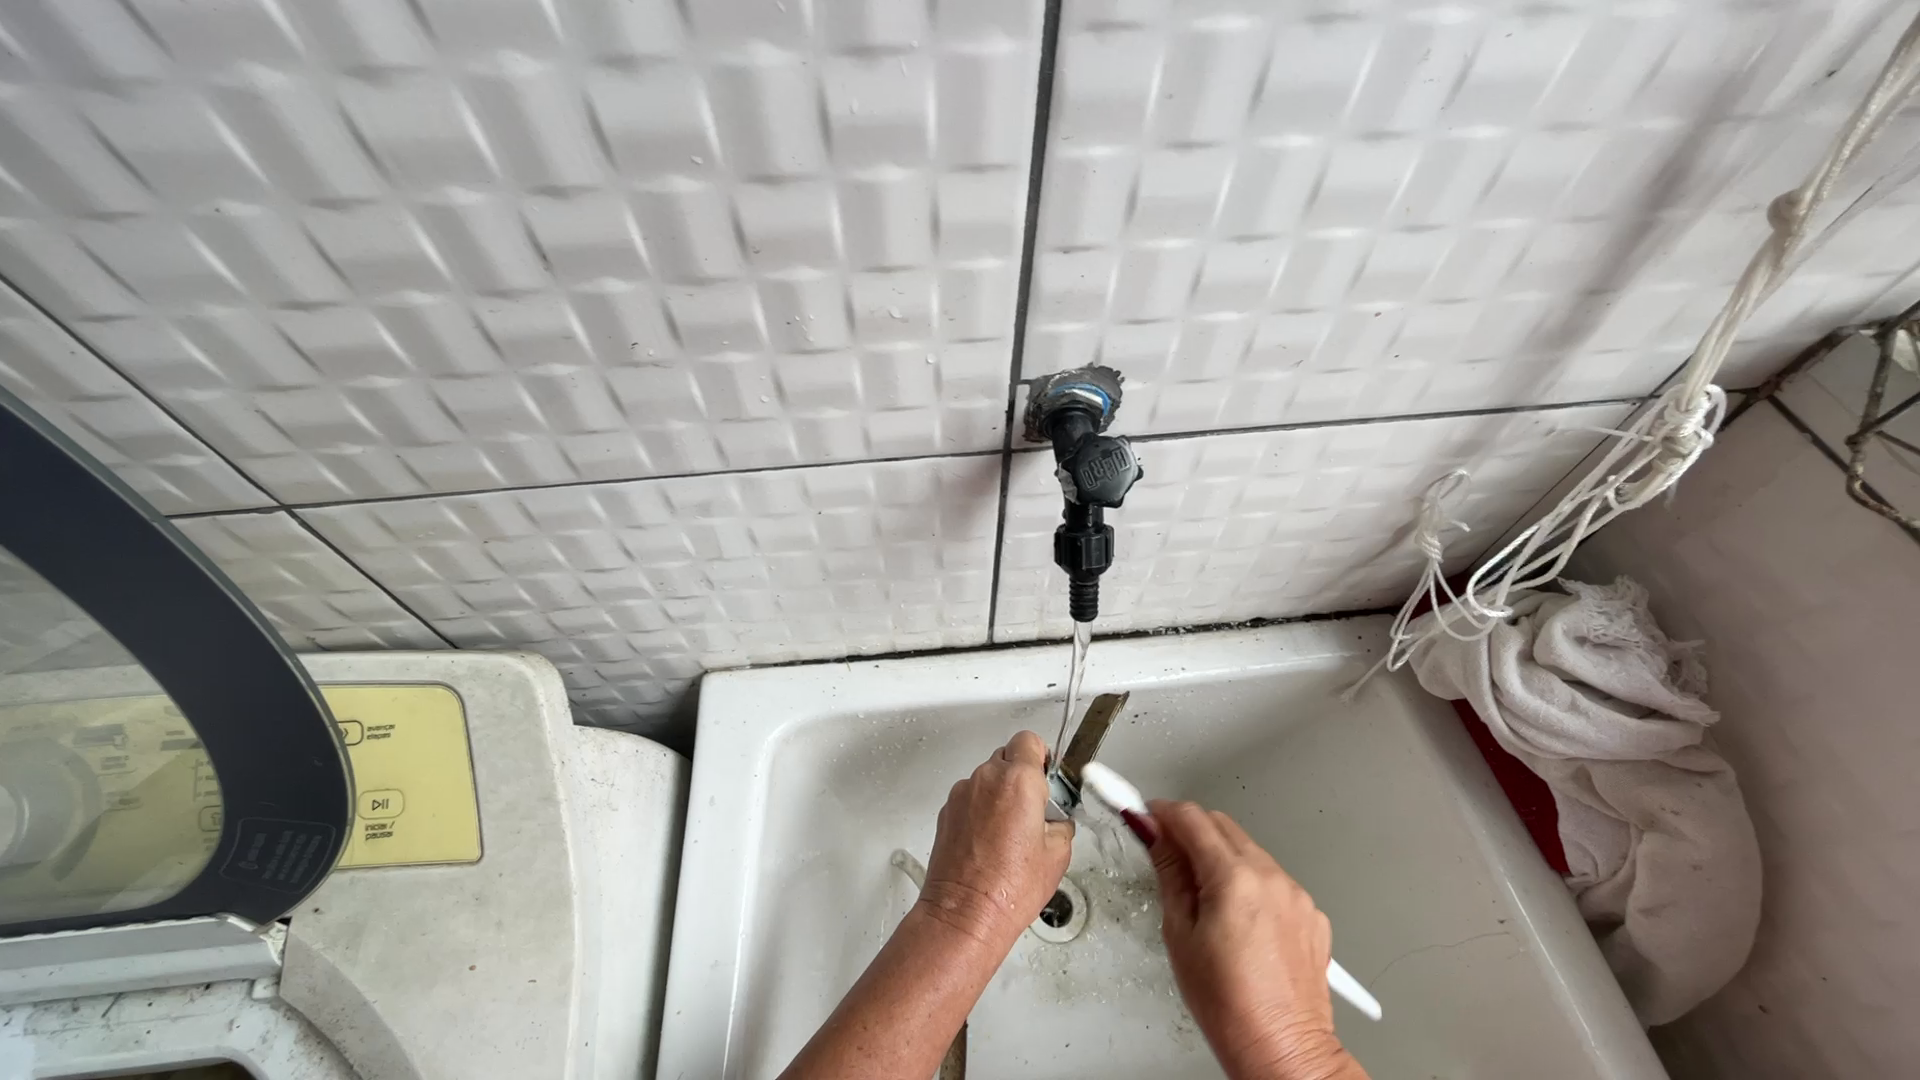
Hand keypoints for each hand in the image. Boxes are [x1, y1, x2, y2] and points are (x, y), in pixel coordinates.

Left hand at [917, 731, 1073, 947]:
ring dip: (1000, 793)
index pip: (1029, 741)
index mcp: (1018, 781)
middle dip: (1022, 775)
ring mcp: (962, 794)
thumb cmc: (1008, 888)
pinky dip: (981, 809)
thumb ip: (1060, 822)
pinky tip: (991, 841)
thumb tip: (1056, 819)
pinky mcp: (947, 811)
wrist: (965, 913)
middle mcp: (986, 779)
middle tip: (1035, 806)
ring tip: (1011, 832)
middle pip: (1007, 756)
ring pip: (987, 778)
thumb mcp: (1057, 854)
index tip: (1048, 776)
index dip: (1042, 755)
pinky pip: (970, 798)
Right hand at [1148, 800, 1359, 1079]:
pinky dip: (1248, 880)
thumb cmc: (1230, 1006)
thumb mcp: (1179, 932)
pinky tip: (1235, 914)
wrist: (1284, 1051)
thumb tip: (1153, 834)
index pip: (1191, 818)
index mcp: (1234, 879)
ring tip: (1200, 892)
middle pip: (1220, 825)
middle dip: (1189, 829)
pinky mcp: (1310, 912)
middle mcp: (1270, 877)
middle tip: (1163, 849)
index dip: (1161, 811)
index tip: (1143, 813)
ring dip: (1219, 854)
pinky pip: (1271, 877)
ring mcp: (1295, 894)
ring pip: (1247, 848)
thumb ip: (1168, 871)